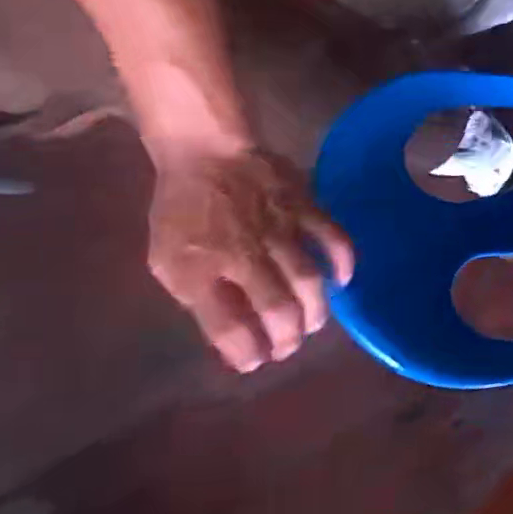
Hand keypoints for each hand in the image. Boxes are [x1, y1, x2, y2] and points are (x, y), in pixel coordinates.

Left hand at [147, 145, 354, 372]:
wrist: (207, 152)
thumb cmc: (183, 210)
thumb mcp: (169, 260)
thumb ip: (200, 296)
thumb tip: (234, 330)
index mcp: (199, 270)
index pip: (228, 327)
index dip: (245, 353)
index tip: (254, 361)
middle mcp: (243, 255)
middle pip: (277, 309)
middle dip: (288, 339)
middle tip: (289, 347)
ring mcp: (279, 229)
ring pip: (308, 281)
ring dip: (316, 312)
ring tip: (314, 325)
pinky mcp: (305, 207)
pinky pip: (334, 238)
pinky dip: (343, 262)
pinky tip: (342, 279)